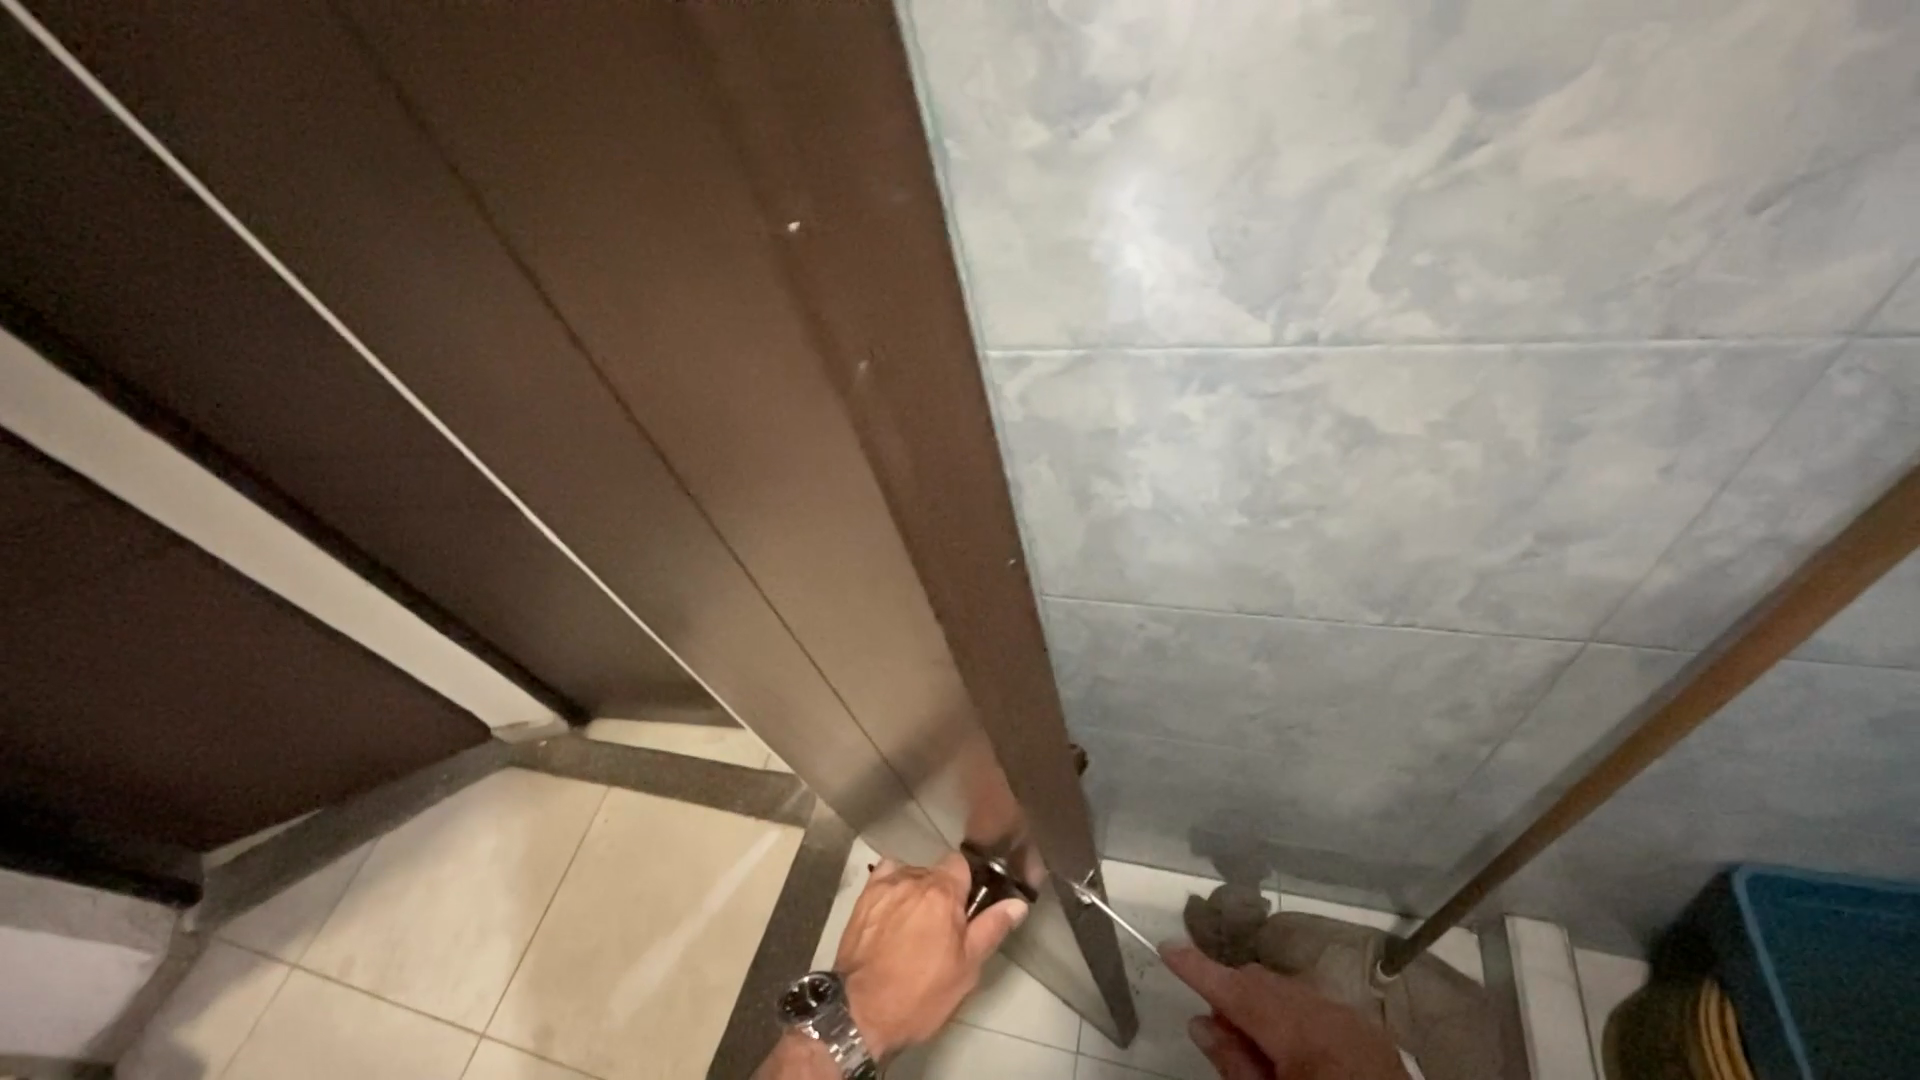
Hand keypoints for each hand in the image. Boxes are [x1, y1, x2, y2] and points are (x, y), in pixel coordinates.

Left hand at [833, 852, 1029, 1058]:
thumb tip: (1018, 903)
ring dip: (916, 893)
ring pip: (910, 875)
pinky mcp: (863, 898)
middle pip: (935, 871)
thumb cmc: (920, 993)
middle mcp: (913, 878)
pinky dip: (892, 889)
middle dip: (942, 893)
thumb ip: (992, 928)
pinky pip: (885, 879)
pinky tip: (891, 913)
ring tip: (913, 927)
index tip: (967, 909)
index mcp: (943, 892)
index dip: (966, 883)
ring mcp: (885, 886)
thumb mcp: (966, 968)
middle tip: (941, 929)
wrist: (862, 1012)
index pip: (961, 863)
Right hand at [1162, 945, 1409, 1079]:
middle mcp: (1329, 1013)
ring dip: (1260, 1005)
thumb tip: (1201, 1023)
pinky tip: (1289, 1051)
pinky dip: (1291, 1016)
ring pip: (1287, 990)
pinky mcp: (1369, 1032)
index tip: (1166, 947)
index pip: (1236, 989)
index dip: (1198, 968)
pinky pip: (1315, 1006)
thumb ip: (1235, 1064)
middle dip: (1231, 993)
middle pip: (1261, 982)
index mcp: (1303, 1034)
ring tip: (1252, 1047)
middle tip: (1215, 1031)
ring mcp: (1353, 1020)